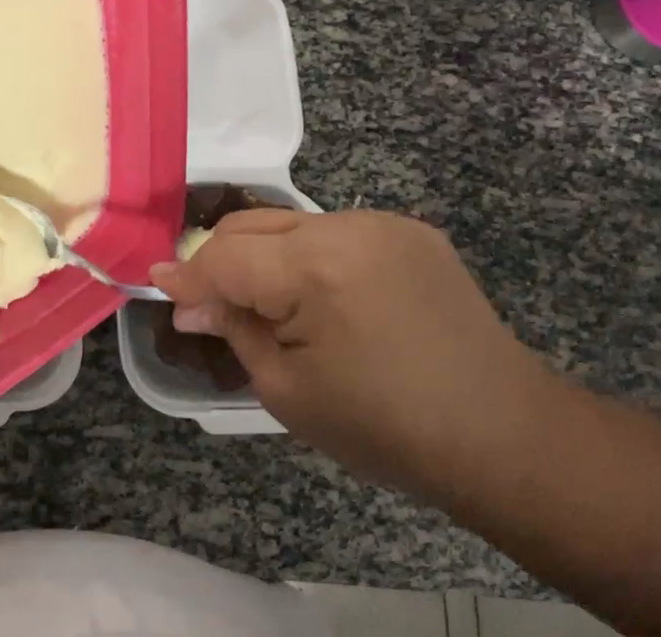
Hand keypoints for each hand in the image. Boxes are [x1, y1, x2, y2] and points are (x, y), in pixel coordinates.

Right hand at [153, 208, 556, 501]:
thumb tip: (191, 303)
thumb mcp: (285, 390)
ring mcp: (384, 224)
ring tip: (262, 303)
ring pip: (289, 224)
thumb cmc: (384, 428)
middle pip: (252, 225)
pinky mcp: (411, 232)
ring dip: (263, 257)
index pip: (225, 257)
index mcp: (315, 268)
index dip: (187, 274)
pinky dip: (306, 256)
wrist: (505, 436)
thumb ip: (233, 330)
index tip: (155, 283)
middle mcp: (348, 227)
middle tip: (205, 303)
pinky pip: (333, 233)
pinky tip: (317, 297)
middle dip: (219, 259)